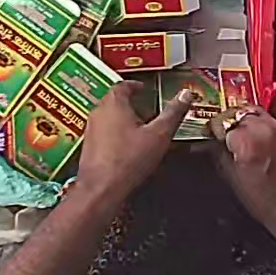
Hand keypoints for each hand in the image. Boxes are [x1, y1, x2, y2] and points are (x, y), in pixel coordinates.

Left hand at [72, 82, 194, 205]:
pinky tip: (127, 145)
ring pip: (108, 116)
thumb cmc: (129, 159)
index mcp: (114, 103)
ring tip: (139, 127)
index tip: (144, 89)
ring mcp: (91, 129)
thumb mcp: (158, 135)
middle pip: (114, 100)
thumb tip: (186, 94)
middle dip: (130, 102)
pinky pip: (103, 132)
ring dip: (122, 118)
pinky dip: (115, 132)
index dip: (134, 86)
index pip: (123, 85)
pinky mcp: (89, 146)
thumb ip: (173, 113)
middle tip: (146, 107)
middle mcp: (99, 112)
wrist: (100, 188)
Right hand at [210, 106, 275, 234]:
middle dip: (230, 122)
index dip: (216, 128)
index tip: (213, 133)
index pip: (223, 121)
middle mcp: (265, 132)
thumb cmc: (262, 199)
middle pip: (238, 113)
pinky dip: (260, 126)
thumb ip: (218, 151)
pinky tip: (258, 140)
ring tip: (242, 136)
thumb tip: (209, 138)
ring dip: (245, 122)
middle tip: (226, 134)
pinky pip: (269, 120)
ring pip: (254, 113)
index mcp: (247, 144)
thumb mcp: (230, 175)